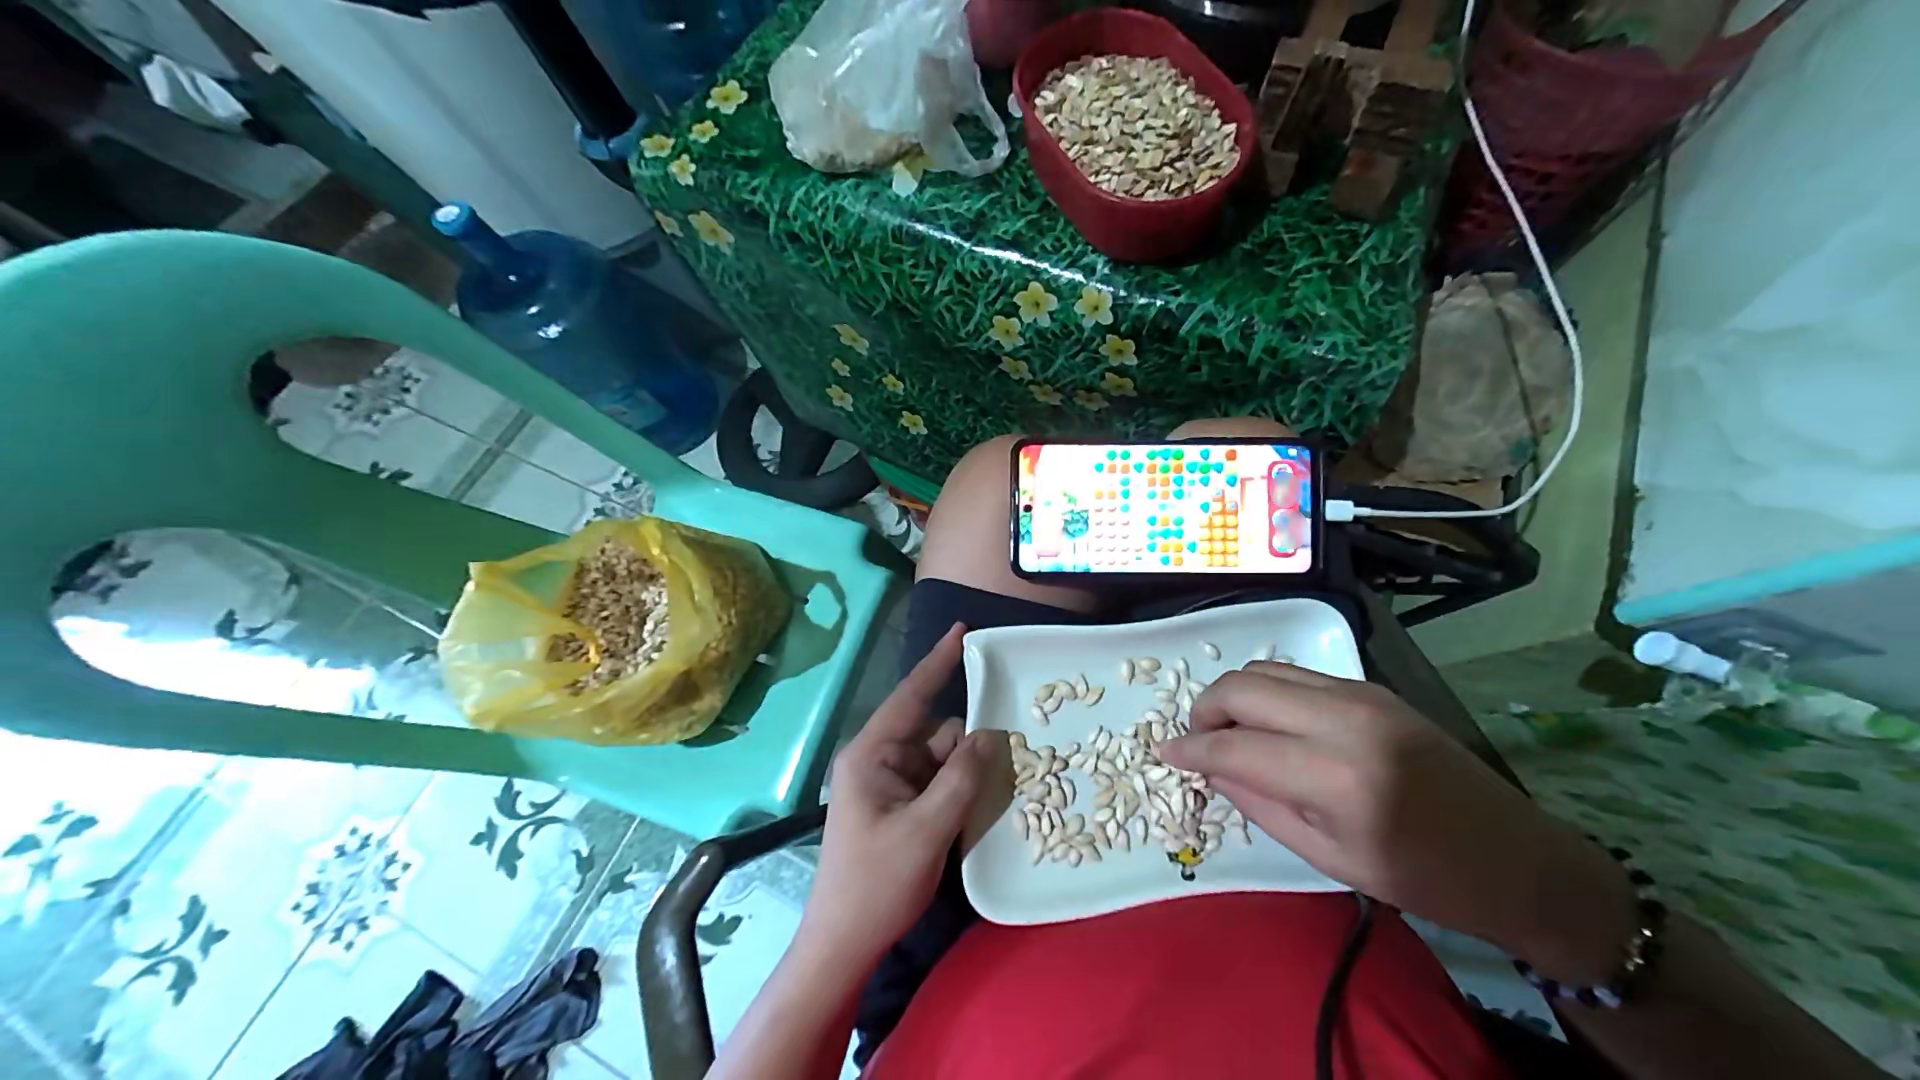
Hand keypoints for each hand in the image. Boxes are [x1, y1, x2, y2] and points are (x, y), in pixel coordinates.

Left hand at [800, 624, 992, 962]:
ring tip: (1001, 782)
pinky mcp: (900, 807)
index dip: (938, 662)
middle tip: (1010, 746)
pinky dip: (959, 787)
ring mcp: (889, 785)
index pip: (910, 696)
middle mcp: (879, 761)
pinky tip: (982, 802)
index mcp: (871, 754)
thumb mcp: (926, 829)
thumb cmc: (877, 882)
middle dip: (968, 739)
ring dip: (967, 768)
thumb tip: (991, 734)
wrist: (845, 941)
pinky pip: (937, 782)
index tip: (963, 631)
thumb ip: (962, 778)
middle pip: (934, 731)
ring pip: (940, 758)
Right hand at [1158, 663, 1635, 982]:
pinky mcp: (1372, 687)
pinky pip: (1296, 675)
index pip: (1234, 748)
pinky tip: (1269, 724)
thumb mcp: (1330, 858)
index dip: (1189, 750)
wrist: (1520, 858)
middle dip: (1204, 712)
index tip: (1163, 753)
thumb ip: (1260, 805)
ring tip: (1228, 732)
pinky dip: (1266, 692)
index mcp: (1336, 776)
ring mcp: (1361, 695)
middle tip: (1197, 743)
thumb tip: (1211, 770)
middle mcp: (1344, 719)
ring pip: (1264, 671)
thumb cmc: (1424, 879)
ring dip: (1233, 696)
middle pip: (1240, 689)